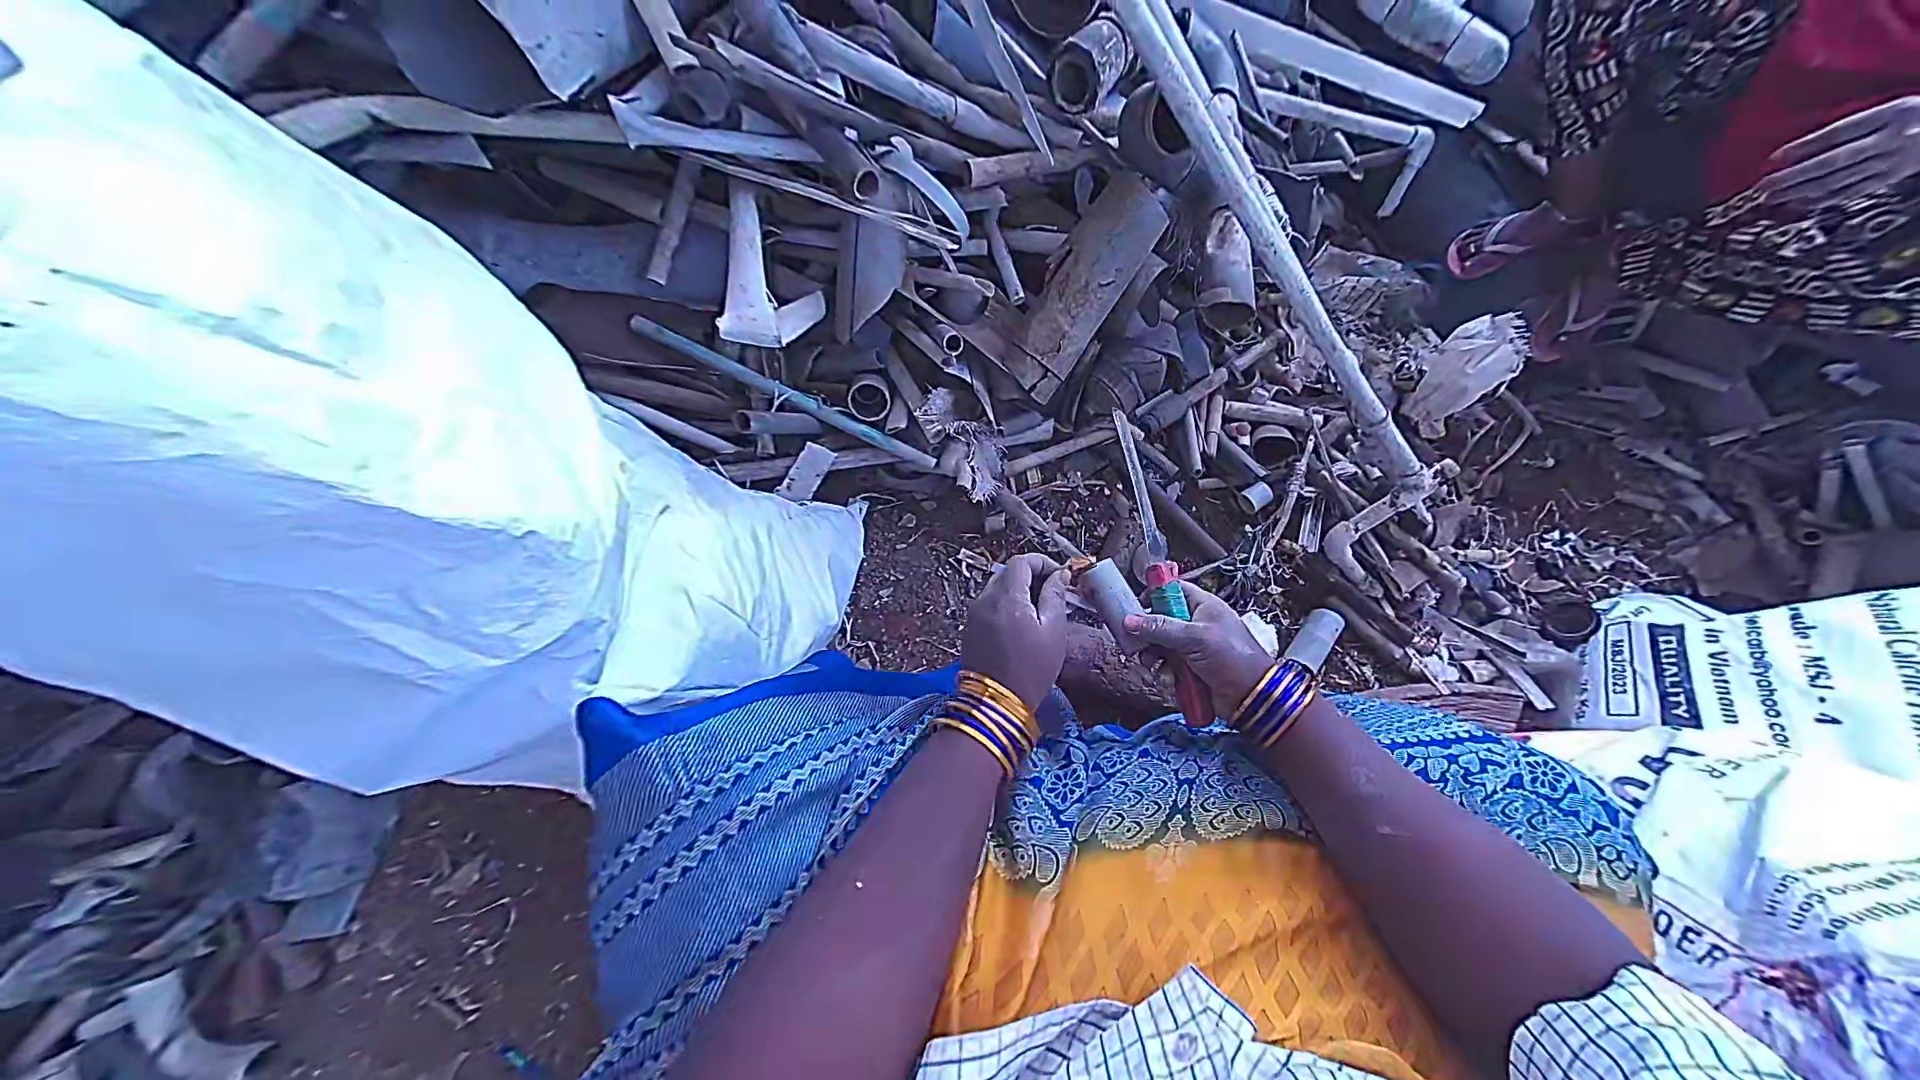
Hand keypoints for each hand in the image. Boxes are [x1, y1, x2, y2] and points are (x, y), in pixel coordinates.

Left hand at [961, 553, 1070, 708]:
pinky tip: (1021, 625)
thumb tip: (1059, 575)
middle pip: (1008, 573)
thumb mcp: (1053, 631)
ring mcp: (973, 614)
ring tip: (1039, 611)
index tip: (1059, 577)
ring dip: (1018, 591)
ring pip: (997, 588)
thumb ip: (1055, 596)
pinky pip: (989, 605)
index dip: (1043, 563)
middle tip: (1053, 594)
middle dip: (1032, 577)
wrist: (996, 703)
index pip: (1021, 562)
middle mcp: (984, 600)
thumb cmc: (1031, 669)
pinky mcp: (969, 628)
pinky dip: (1006, 605)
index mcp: (1006, 597)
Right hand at [1124, 582, 1274, 713]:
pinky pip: (1168, 663)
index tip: (1136, 608)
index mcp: (1204, 606)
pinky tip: (1165, 676)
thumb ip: (1160, 628)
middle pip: (1162, 618)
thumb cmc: (1231, 659)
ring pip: (1162, 643)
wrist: (1252, 697)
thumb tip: (1129, 621)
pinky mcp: (1191, 666)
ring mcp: (1194, 645)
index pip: (1173, 590)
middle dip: (1148, 632)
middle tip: (1136, 641)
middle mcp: (1197, 623)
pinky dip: (1163, 669)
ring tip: (1150, 662)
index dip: (1154, 596)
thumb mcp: (1194, 638)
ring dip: (1153, 653)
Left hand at [1759, 97, 1919, 207]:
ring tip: (1771, 197)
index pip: (1840, 132)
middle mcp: (1895, 137)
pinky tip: (1796, 202)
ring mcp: (1895, 159)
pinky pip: (1850, 192)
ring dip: (1798, 191)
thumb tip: (1798, 150)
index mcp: (1893, 113)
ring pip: (1838, 180)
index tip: (1773, 159)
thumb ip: (1852, 126)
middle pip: (1833, 161)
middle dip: (1793, 176)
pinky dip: (1819, 199)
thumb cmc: (1915, 117)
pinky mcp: (1893, 177)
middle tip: (1763, 185)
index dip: (1803, 147)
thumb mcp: (1891, 110)